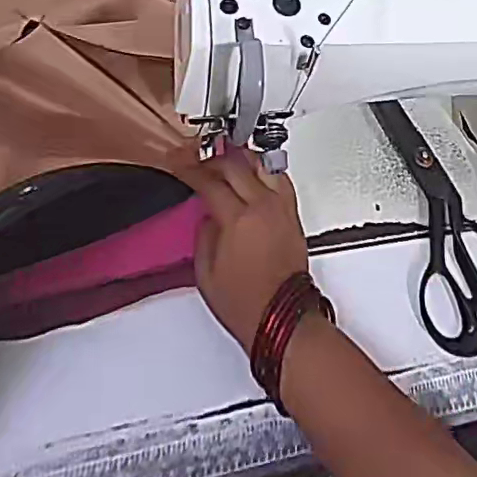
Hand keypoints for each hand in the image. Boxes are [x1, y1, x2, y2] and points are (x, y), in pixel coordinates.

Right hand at [188, 150, 309, 344]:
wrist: (281, 317)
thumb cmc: (248, 303)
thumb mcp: (206, 273)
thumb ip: (204, 234)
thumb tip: (207, 215)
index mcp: (238, 220)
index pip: (211, 182)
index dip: (192, 171)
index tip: (183, 167)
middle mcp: (263, 207)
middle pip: (236, 166)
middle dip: (214, 162)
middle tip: (201, 165)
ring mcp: (281, 208)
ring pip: (262, 164)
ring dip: (242, 158)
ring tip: (229, 161)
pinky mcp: (293, 214)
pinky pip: (280, 178)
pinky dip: (264, 170)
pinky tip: (256, 174)